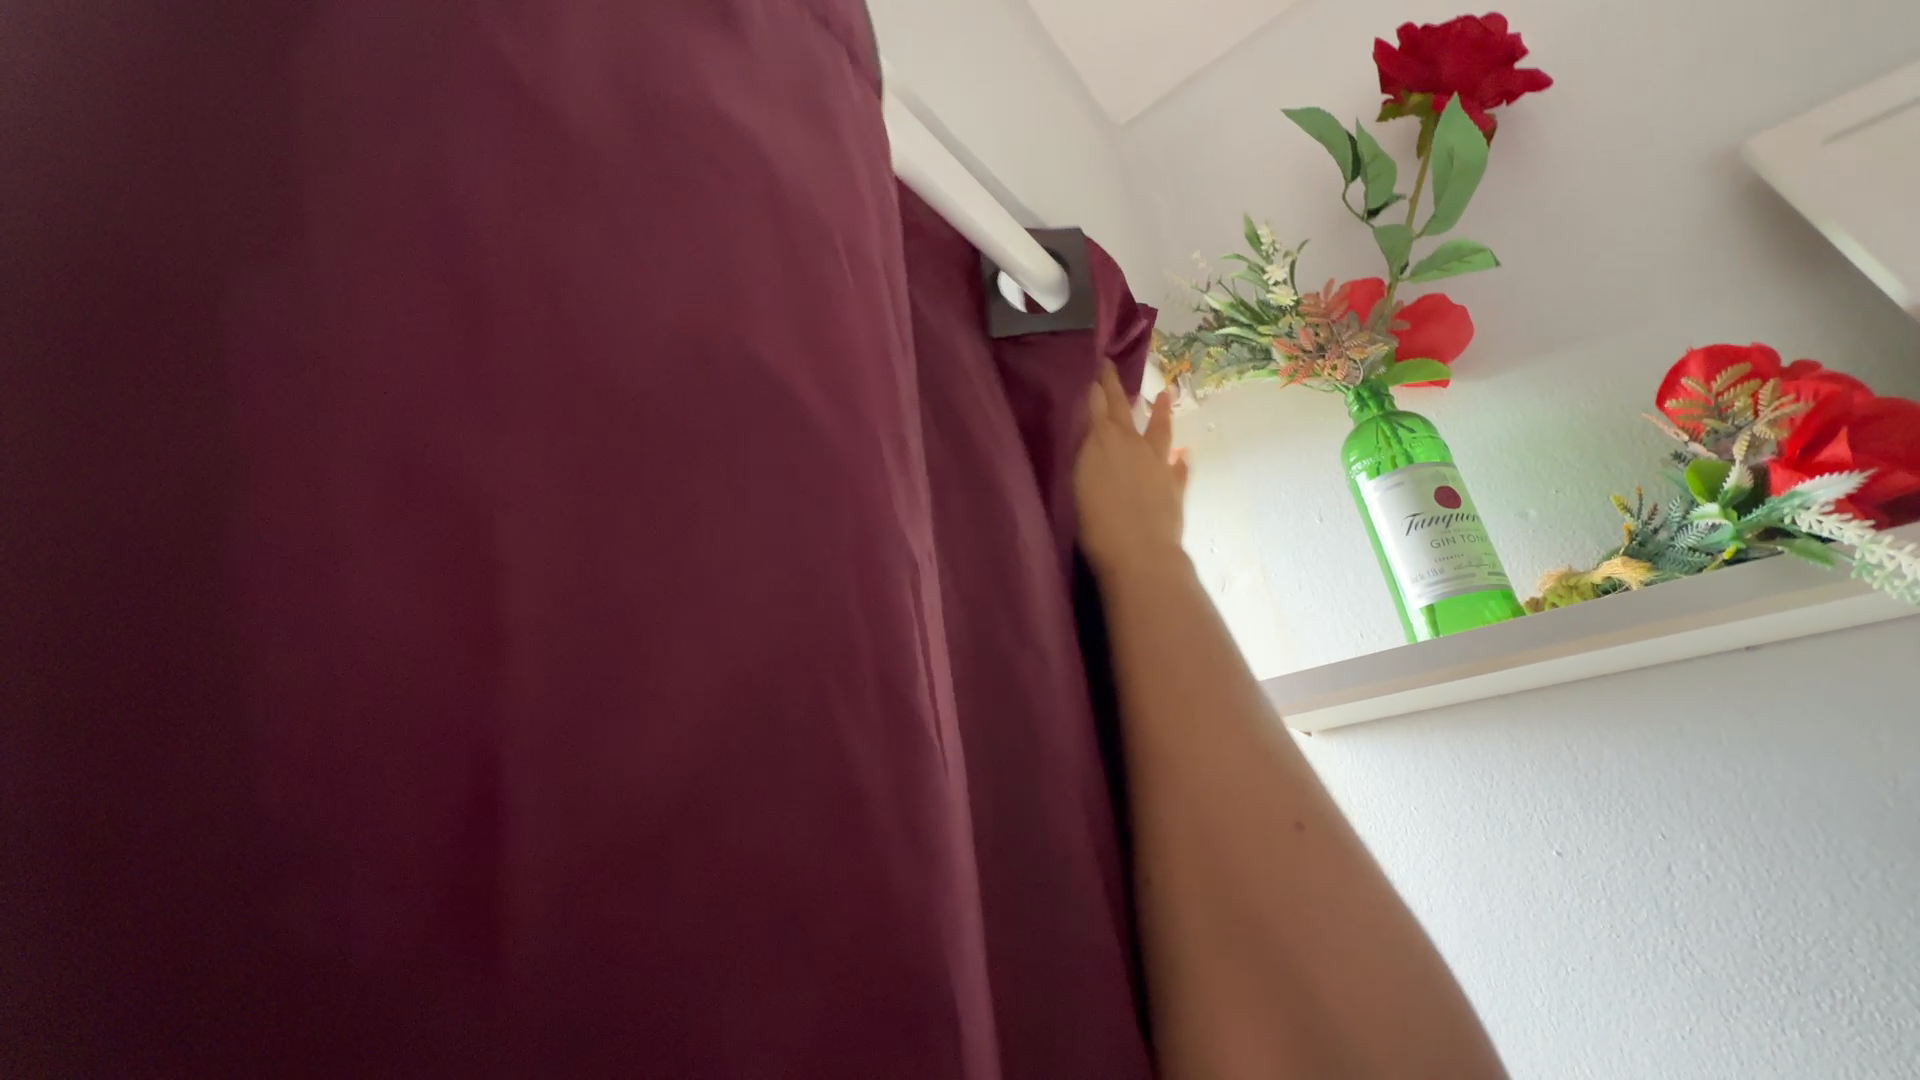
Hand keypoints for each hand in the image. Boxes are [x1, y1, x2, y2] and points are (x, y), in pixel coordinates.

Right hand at [1074, 364, 1188, 577]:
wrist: (1139, 554)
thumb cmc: (1094, 524)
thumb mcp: (1074, 483)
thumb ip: (1082, 453)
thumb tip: (1086, 430)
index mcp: (1102, 441)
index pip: (1097, 402)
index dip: (1095, 383)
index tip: (1094, 363)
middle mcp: (1131, 444)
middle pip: (1123, 408)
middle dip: (1115, 386)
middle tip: (1111, 366)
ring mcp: (1157, 463)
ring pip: (1159, 429)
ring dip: (1160, 412)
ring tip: (1165, 395)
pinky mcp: (1174, 486)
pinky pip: (1179, 467)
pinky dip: (1180, 461)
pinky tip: (1183, 456)